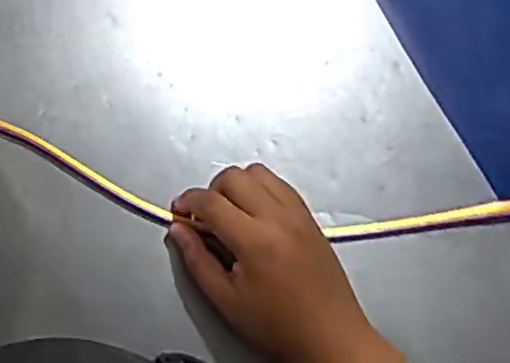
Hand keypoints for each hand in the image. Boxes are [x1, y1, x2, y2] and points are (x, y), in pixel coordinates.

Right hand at [170, 165, 399, 362]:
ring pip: (256, 171)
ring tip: (230, 211)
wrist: (332, 339)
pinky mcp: (308, 213)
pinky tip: (254, 210)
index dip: (188, 201)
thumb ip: (197, 261)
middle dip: (211, 191)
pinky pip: (278, 181)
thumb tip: (178, 229)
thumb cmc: (280, 326)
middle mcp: (277, 217)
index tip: (179, 210)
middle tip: (205, 216)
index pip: (211, 201)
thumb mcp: (228, 303)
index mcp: (255, 241)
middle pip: (232, 176)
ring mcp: (296, 212)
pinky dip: (259, 186)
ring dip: (236, 184)